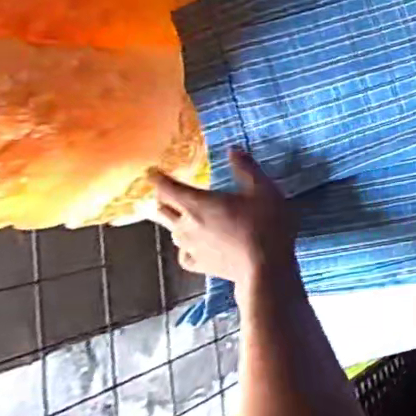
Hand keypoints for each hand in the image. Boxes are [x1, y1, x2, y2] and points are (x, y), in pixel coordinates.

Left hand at [149, 148, 296, 287]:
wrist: (265, 266)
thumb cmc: (265, 223)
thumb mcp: (263, 189)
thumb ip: (246, 169)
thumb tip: (232, 150)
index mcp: (198, 203)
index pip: (167, 188)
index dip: (157, 178)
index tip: (150, 172)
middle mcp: (185, 224)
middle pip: (162, 210)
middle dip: (161, 199)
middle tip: (165, 192)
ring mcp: (189, 247)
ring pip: (171, 231)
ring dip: (174, 221)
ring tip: (181, 216)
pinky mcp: (198, 264)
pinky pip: (184, 252)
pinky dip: (186, 246)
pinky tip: (194, 246)